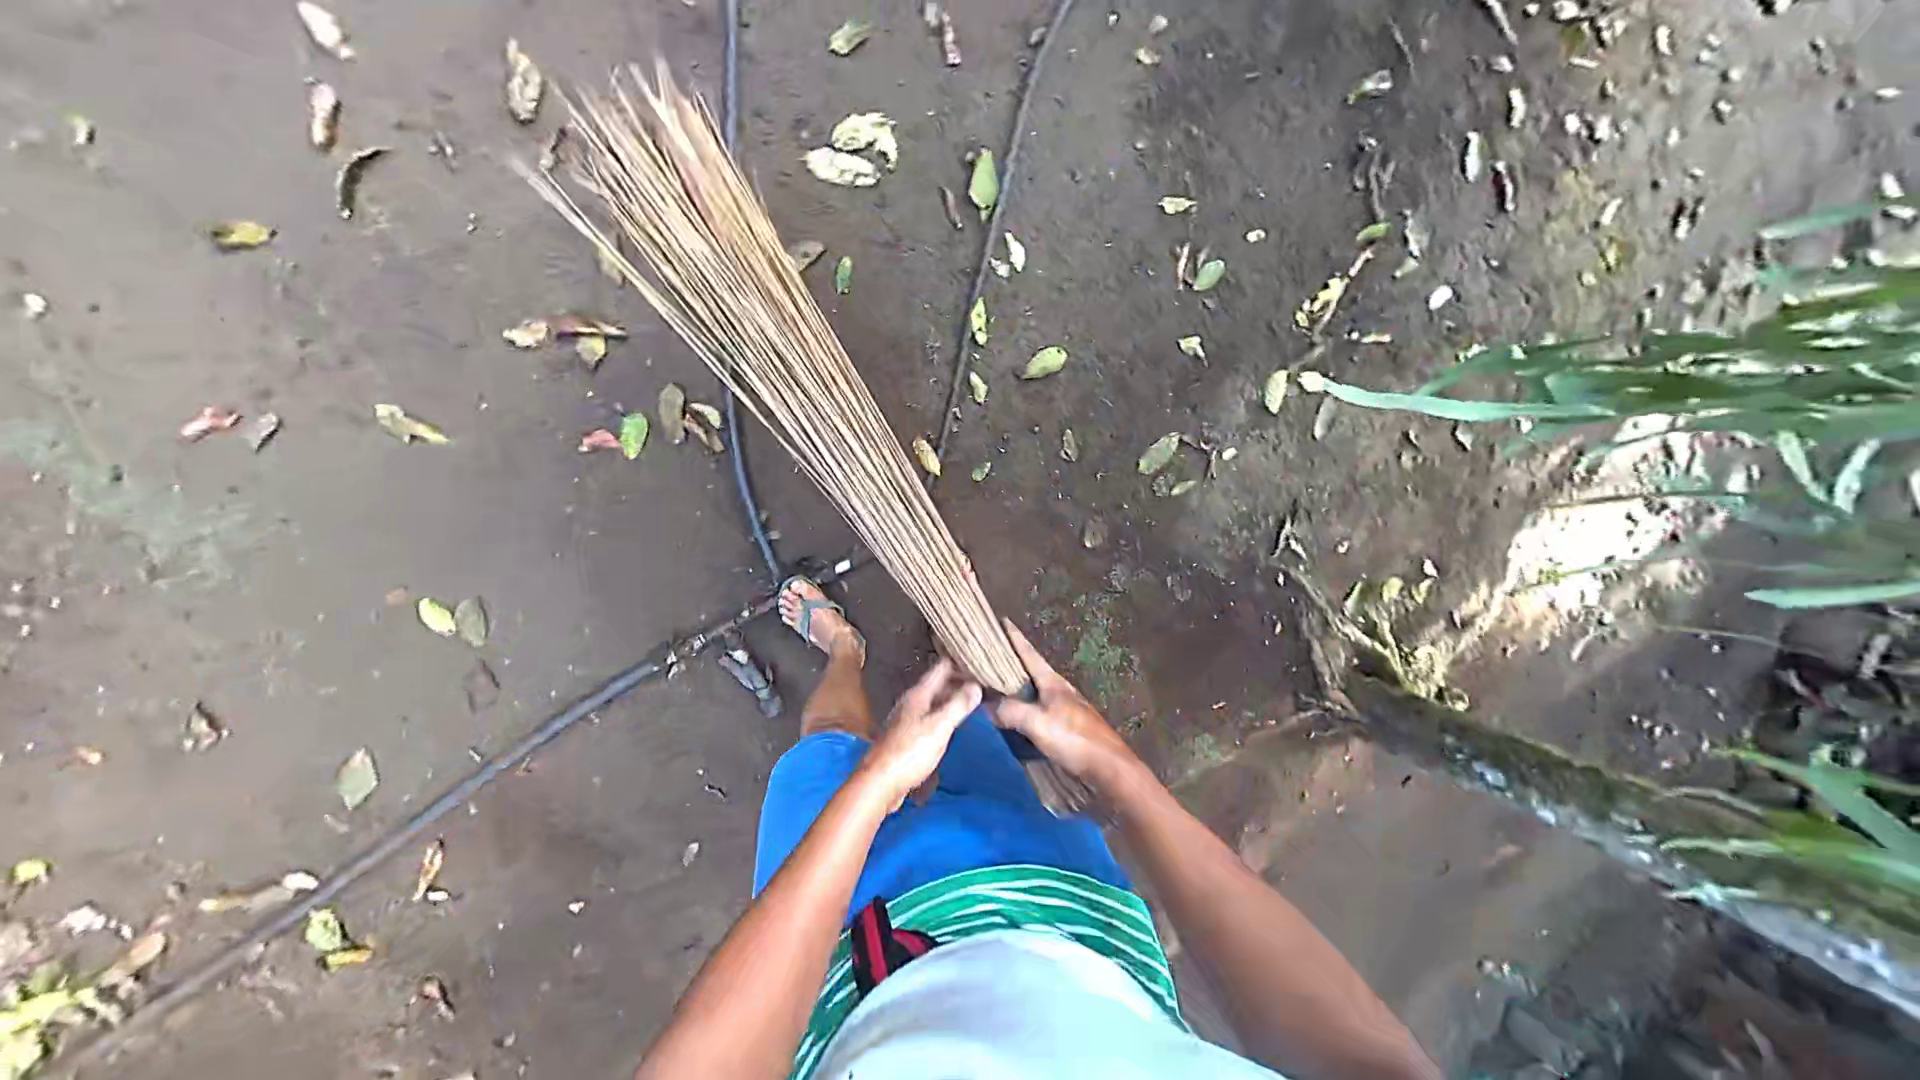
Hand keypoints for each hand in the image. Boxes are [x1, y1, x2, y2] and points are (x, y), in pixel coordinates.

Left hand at [860, 659, 981, 808]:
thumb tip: (976, 685)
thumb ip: (958, 705)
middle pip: (937, 684)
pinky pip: (929, 717)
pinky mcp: (905, 737)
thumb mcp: (939, 727)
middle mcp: (910, 703)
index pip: (941, 668)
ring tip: (972, 699)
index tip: (980, 662)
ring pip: (933, 701)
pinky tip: (951, 723)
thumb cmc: (909, 753)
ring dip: (951, 698)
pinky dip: (943, 714)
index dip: (960, 663)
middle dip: (958, 680)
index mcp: (918, 695)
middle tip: (983, 681)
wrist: (880, 783)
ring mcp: (906, 719)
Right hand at [992, 620, 1143, 788]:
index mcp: (1053, 683)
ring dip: (1019, 685)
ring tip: (999, 684)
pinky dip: (1026, 704)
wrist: (1110, 768)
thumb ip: (1010, 711)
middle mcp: (1060, 690)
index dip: (1015, 638)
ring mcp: (1067, 707)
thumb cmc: (1074, 739)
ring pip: (1036, 690)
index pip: (1029, 654)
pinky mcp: (1070, 725)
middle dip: (1013, 661)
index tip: (1002, 621)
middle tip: (991, 655)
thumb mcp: (1036, 723)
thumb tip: (986, 704)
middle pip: (1032, 670)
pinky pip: (1040, 707)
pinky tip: (1019, 713)